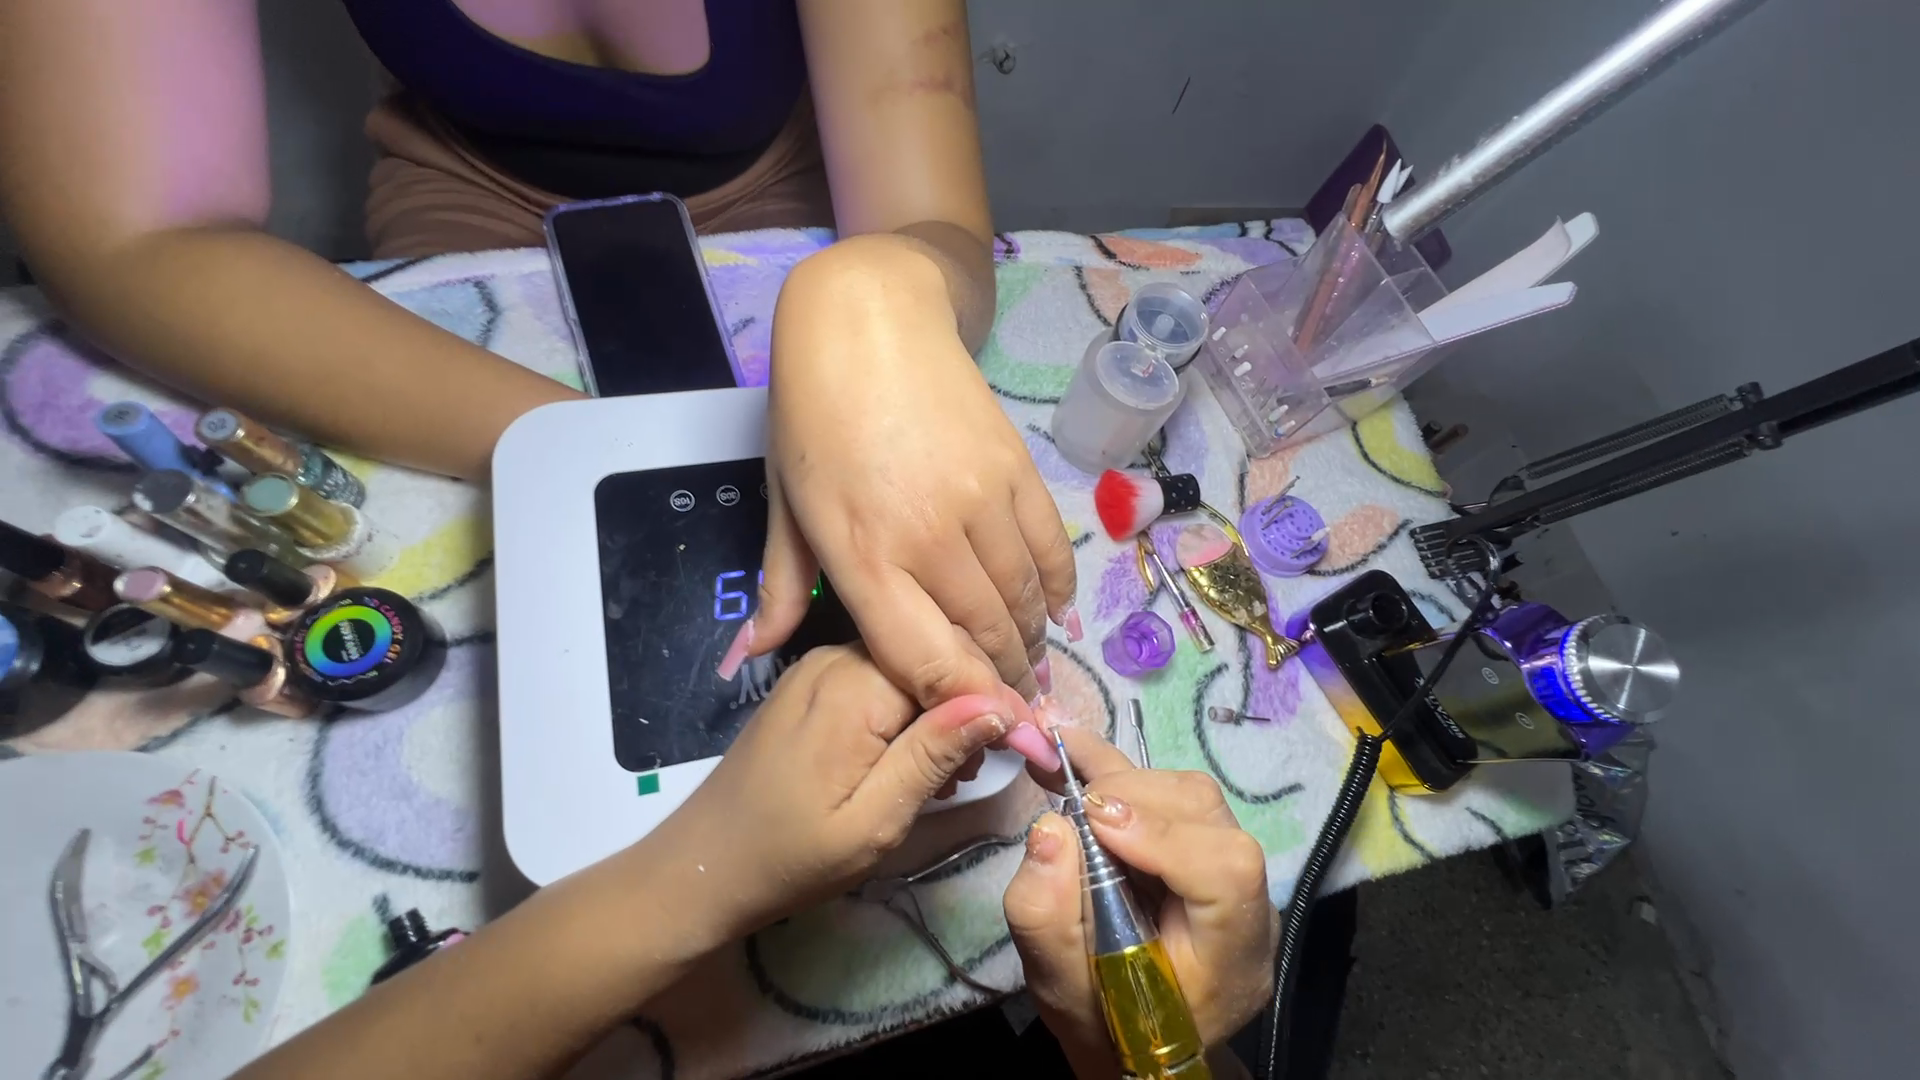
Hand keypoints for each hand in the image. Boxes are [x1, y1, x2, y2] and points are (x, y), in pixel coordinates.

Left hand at [644, 643, 1034, 941]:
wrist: (702, 864)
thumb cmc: (791, 856)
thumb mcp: (874, 820)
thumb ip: (934, 754)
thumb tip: (1002, 706)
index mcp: (854, 684)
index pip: (951, 662)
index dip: (995, 701)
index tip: (1026, 746)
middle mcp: (839, 654)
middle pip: (933, 655)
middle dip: (969, 705)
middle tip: (972, 771)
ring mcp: (823, 662)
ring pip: (912, 664)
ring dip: (941, 710)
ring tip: (942, 774)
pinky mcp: (815, 679)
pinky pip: (882, 674)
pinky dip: (909, 709)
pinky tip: (908, 756)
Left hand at [727, 234, 1078, 711]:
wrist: (870, 319)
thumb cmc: (813, 416)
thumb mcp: (785, 503)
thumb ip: (778, 588)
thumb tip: (743, 655)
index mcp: (862, 556)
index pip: (925, 661)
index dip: (963, 709)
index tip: (986, 733)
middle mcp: (928, 538)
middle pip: (985, 639)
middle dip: (1001, 682)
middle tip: (1009, 702)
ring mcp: (981, 502)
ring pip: (1025, 600)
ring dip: (1031, 642)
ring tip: (1027, 661)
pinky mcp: (1017, 470)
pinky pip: (1052, 550)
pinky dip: (1057, 590)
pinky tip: (1051, 610)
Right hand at [1004, 727, 1278, 1078]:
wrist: (1137, 1033)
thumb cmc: (1104, 1021)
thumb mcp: (1060, 989)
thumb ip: (1047, 919)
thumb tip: (1050, 828)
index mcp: (1231, 958)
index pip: (1228, 873)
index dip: (1163, 833)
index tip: (1094, 820)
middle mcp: (1247, 904)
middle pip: (1208, 816)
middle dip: (1132, 797)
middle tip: (1070, 808)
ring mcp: (1229, 865)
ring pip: (1192, 793)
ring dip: (1124, 781)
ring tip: (1071, 789)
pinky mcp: (1200, 838)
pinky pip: (1170, 789)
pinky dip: (1117, 768)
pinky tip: (1072, 749)